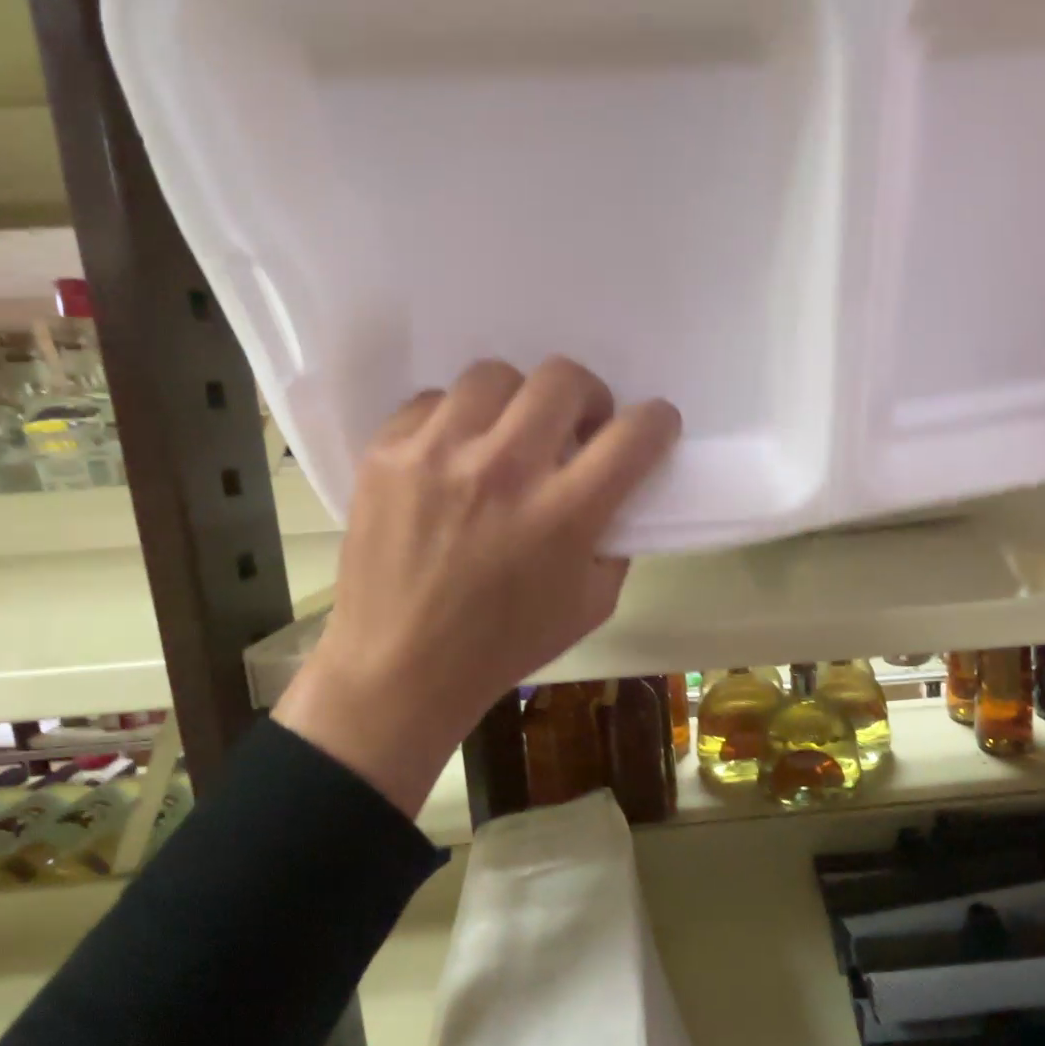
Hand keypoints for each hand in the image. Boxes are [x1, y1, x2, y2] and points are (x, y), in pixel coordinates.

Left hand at [275, 358, 680, 815]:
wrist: (401, 669)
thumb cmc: (506, 644)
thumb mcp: (592, 604)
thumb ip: (613, 540)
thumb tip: (614, 493)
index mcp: (564, 514)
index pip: (633, 435)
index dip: (657, 421)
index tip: (653, 426)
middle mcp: (504, 470)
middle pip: (564, 379)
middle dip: (588, 397)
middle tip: (579, 428)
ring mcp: (438, 455)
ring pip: (495, 376)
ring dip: (519, 402)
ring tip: (510, 436)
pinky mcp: (386, 454)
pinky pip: (433, 402)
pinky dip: (457, 422)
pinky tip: (455, 457)